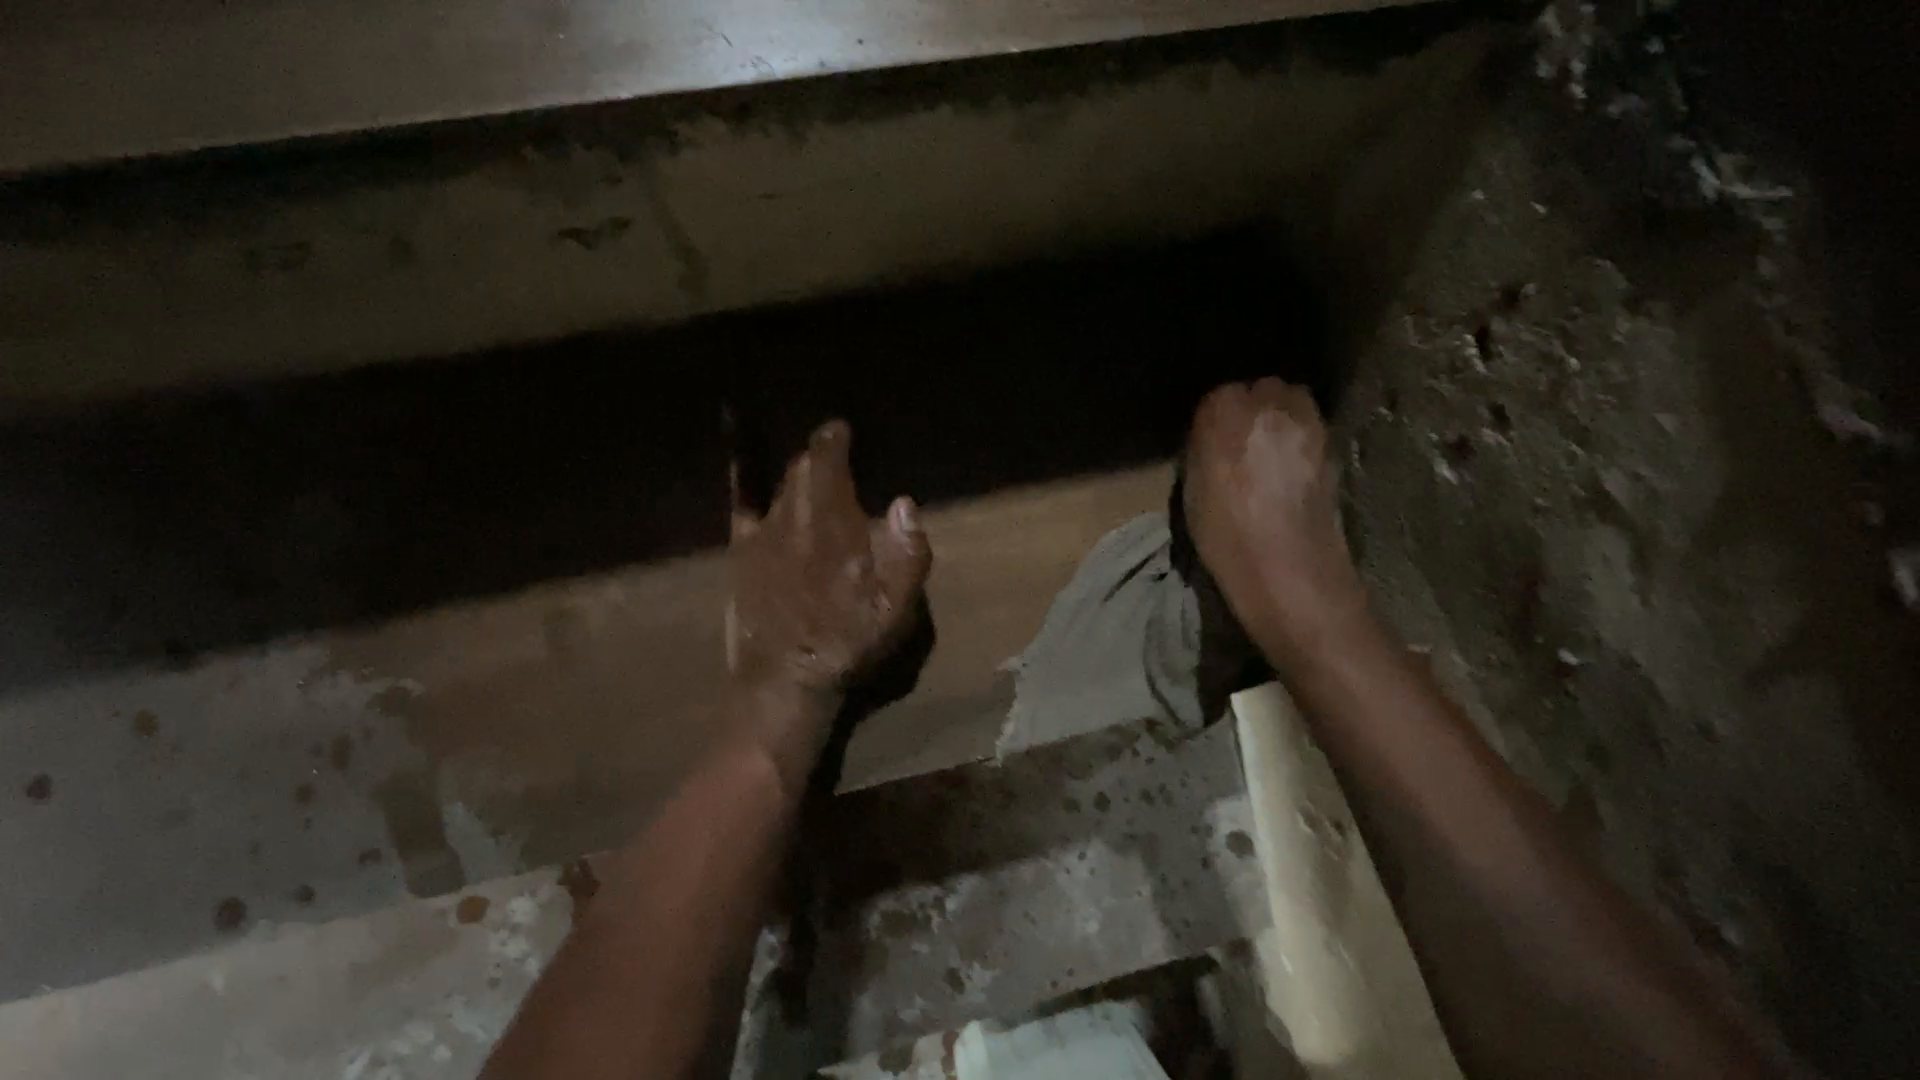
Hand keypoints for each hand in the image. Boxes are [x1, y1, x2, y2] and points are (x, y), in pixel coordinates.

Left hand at [727, 420, 932, 727]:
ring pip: (778, 489)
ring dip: (796, 478)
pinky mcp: (741, 555)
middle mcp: (794, 516)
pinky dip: (744, 483)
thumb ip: (908, 552)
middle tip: (834, 458)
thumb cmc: (847, 640)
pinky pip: (742, 508)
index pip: (828, 460)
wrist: (785, 677)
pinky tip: (742, 468)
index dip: (834, 439)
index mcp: (833, 522)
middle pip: (802, 471)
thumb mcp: (896, 608)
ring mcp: (761, 534)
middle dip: (818, 458)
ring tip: (810, 478)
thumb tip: (904, 502)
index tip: (841, 429)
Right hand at [1183, 379, 1367, 664]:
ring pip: (1291, 401)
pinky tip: (1292, 469)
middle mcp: (1268, 404)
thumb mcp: (1192, 492)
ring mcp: (1306, 421)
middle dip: (1253, 408)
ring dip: (1281, 418)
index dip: (1214, 421)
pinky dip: (1300, 438)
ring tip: (1270, 452)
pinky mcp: (1331, 443)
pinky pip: (1310, 427)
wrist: (1288, 568)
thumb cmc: (1225, 535)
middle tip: (1242, 443)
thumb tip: (1212, 440)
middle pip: (1261, 389)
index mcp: (1223, 411)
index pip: (1216, 397)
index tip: (1212, 444)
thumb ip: (1203, 451)